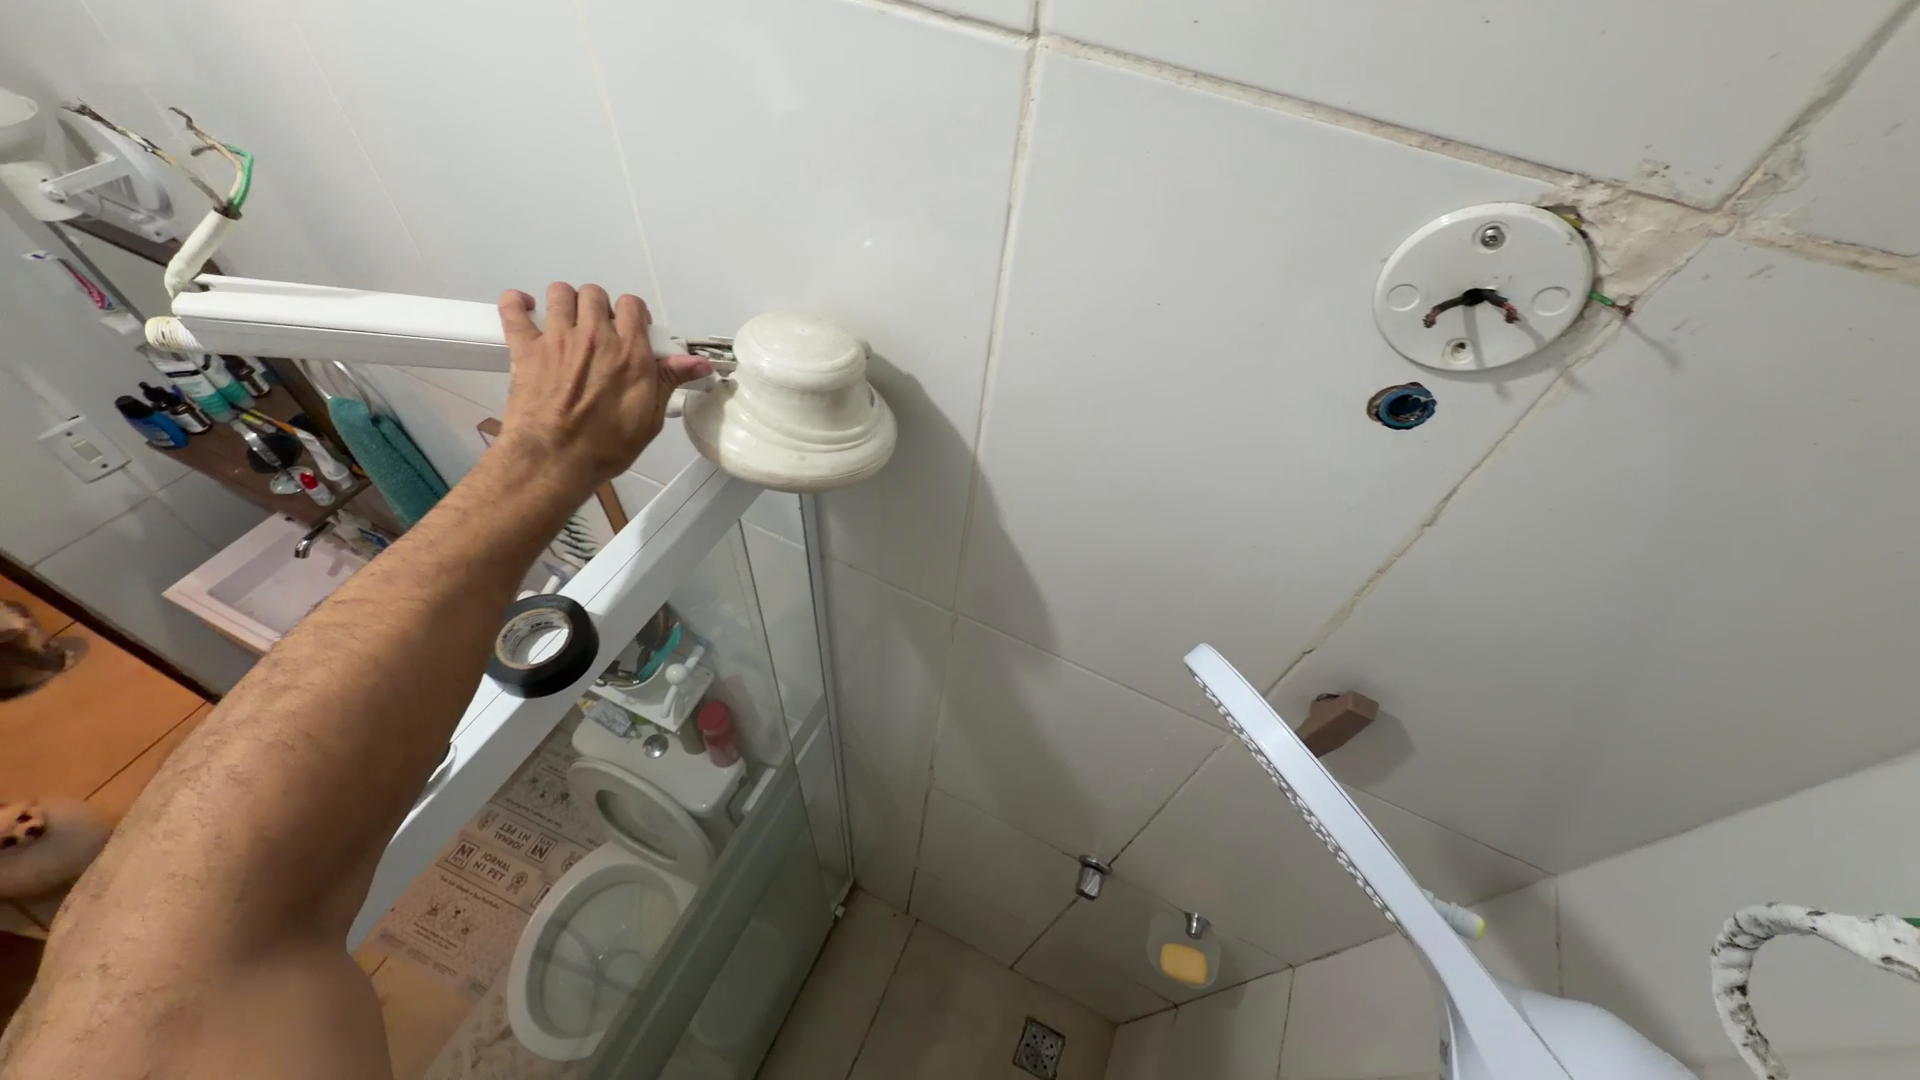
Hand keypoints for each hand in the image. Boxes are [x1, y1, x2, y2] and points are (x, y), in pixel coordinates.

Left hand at [495, 282, 712, 485]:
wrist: (557, 459)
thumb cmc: (607, 445)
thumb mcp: (651, 417)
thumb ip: (670, 381)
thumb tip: (699, 364)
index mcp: (630, 353)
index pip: (633, 306)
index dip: (634, 315)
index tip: (633, 330)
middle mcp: (595, 337)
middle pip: (595, 295)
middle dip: (599, 308)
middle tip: (600, 330)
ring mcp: (557, 339)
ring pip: (560, 293)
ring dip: (566, 302)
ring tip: (567, 322)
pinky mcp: (525, 348)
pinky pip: (513, 308)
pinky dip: (517, 303)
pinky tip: (526, 309)